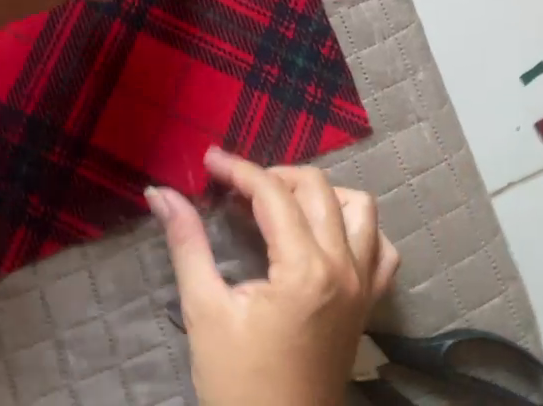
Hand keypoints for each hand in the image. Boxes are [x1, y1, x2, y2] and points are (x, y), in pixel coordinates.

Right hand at [149, 148, 400, 405]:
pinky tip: (327, 236)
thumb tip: (159, 192)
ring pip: (360, 208)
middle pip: (318, 188)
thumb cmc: (237, 383)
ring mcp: (365, 286)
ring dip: (321, 195)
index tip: (208, 161)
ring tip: (281, 205)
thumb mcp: (205, 311)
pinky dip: (359, 229)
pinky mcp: (370, 305)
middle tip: (237, 187)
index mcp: (304, 269)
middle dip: (274, 175)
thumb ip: (187, 243)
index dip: (238, 169)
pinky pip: (382, 249)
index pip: (272, 193)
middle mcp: (344, 268)